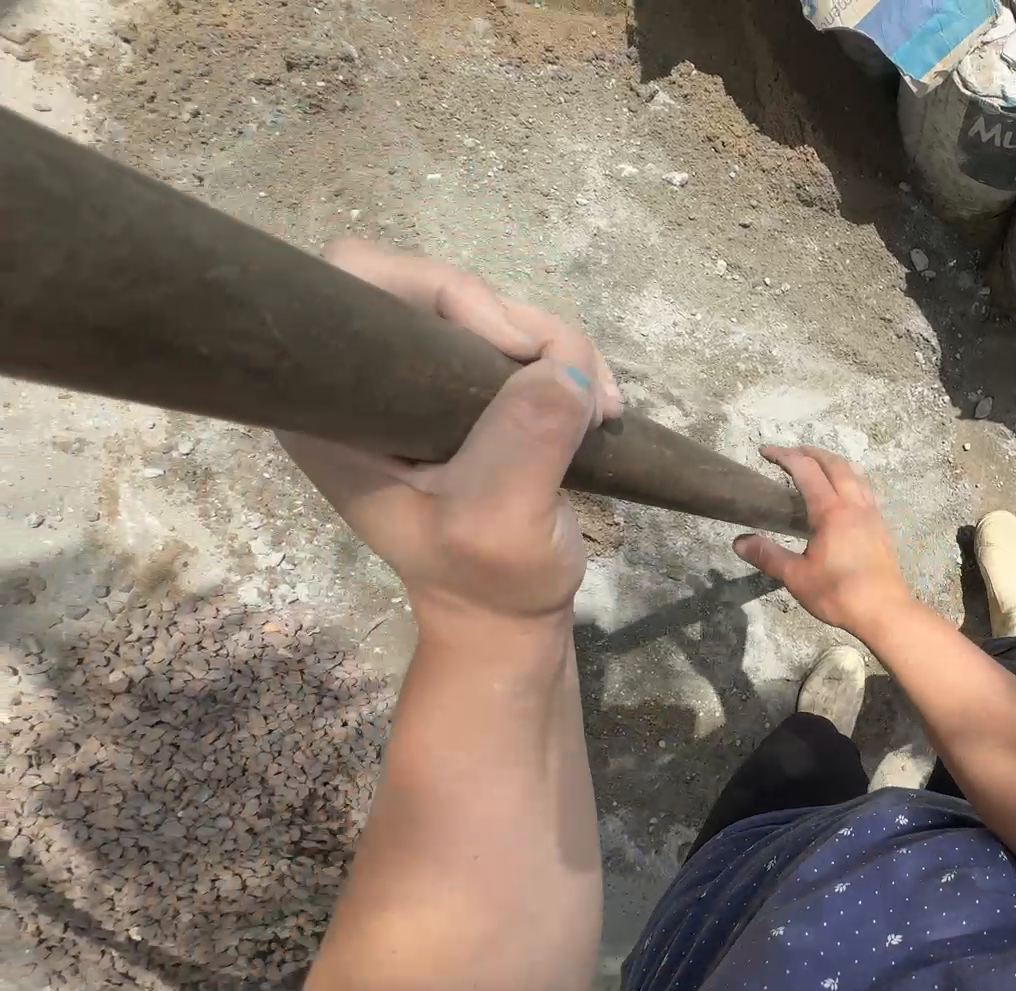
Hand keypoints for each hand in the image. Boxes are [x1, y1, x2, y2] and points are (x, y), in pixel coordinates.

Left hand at [278, 239, 623, 636]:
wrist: (512, 614)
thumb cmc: (489, 580)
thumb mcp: (500, 521)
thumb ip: (526, 438)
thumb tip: (568, 367)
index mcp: (338, 403)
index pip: (361, 281)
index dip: (442, 291)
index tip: (515, 348)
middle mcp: (378, 381)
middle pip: (450, 294)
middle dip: (530, 329)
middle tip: (587, 390)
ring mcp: (435, 389)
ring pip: (505, 321)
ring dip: (569, 354)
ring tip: (605, 410)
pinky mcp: (483, 402)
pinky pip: (534, 353)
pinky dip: (578, 370)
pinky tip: (602, 409)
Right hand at [732, 446, 915, 635]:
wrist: (884, 611)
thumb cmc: (839, 594)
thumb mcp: (797, 577)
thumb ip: (769, 556)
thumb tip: (739, 542)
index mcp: (832, 511)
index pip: (806, 470)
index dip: (785, 456)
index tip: (766, 452)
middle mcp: (854, 505)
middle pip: (834, 464)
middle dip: (810, 452)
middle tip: (789, 452)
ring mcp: (872, 514)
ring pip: (855, 474)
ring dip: (833, 462)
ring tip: (817, 464)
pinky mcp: (881, 526)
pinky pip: (865, 489)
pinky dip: (850, 478)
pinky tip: (844, 492)